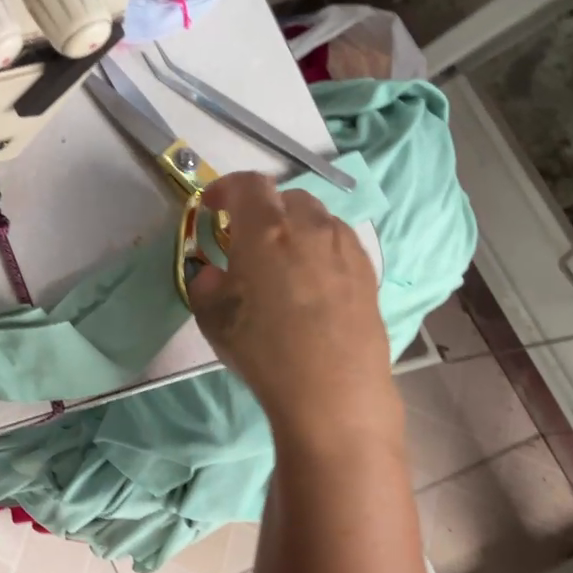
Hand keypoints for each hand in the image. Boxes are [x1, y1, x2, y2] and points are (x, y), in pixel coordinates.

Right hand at [188, 172, 398, 442]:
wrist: (332, 387)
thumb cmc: (262, 349)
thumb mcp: (212, 317)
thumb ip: (206, 282)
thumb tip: (214, 270)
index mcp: (264, 233)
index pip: (247, 185)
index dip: (225, 189)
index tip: (210, 208)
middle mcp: (309, 227)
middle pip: (284, 196)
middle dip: (259, 209)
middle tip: (240, 240)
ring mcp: (344, 245)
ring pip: (314, 217)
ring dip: (289, 227)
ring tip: (275, 262)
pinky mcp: (366, 268)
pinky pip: (335, 240)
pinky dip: (314, 247)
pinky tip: (304, 281)